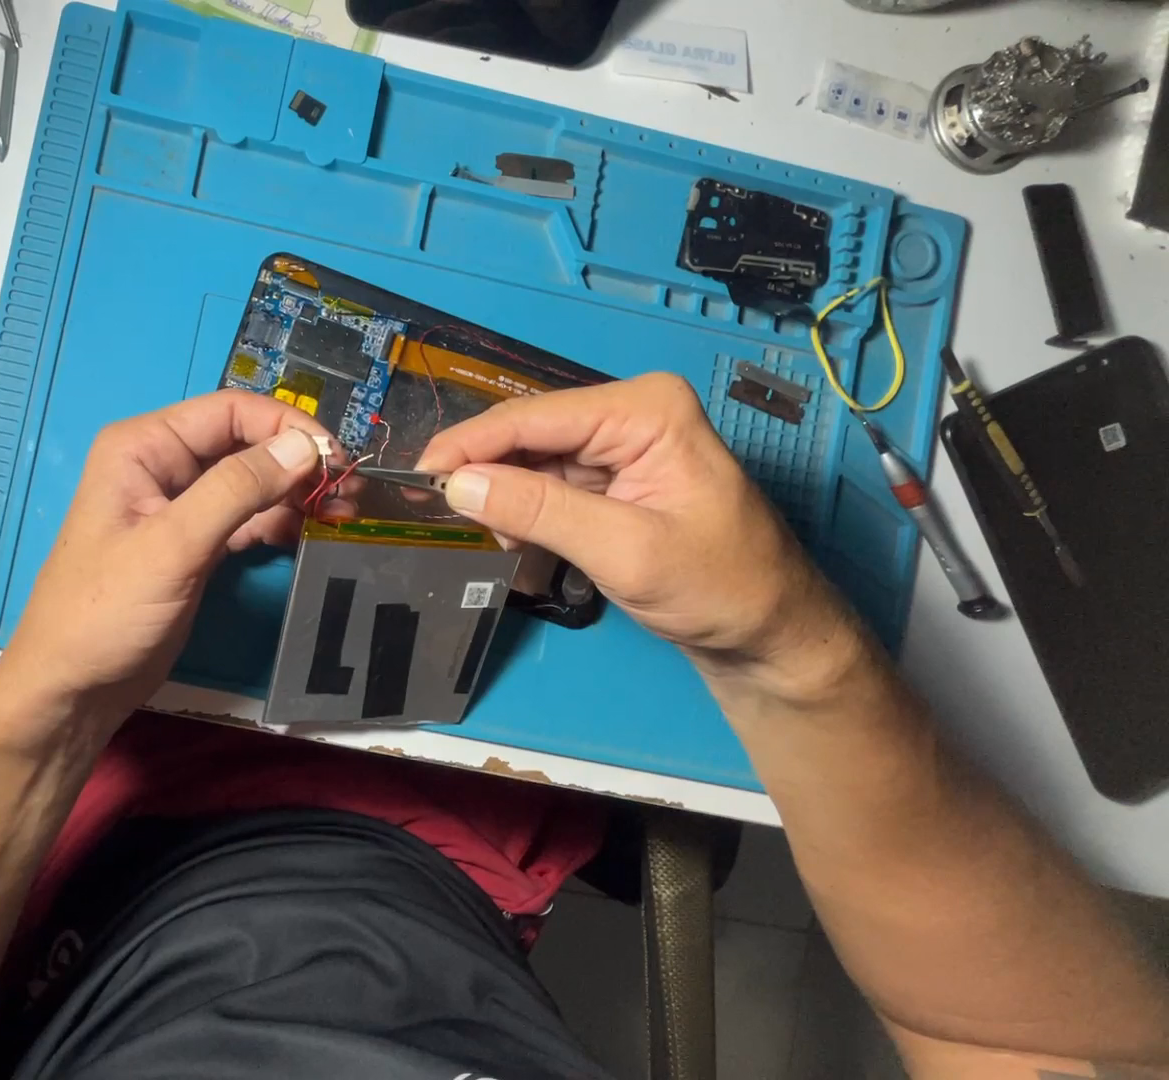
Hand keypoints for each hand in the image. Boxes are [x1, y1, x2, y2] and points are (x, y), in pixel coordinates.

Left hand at [0, 390, 326, 740]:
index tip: (337, 460)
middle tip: (347, 494)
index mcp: (144, 446)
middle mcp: (163, 466)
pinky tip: (305, 536)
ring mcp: (180, 507)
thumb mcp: (172, 545)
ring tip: (339, 516)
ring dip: (294, 495)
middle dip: (297, 463)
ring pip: (251, 483)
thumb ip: (237, 490)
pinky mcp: (194, 545)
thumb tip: (305, 447)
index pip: (230, 412)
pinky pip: (245, 519)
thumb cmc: (106, 611)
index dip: (287, 428)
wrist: (74, 686)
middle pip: (245, 444)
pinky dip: (277, 523)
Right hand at [416, 374, 859, 680]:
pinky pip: (544, 482)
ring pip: (528, 460)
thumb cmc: (717, 586)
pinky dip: (523, 510)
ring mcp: (618, 444)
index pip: (532, 418)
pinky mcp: (609, 476)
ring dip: (504, 498)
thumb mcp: (623, 549)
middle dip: (486, 474)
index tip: (417, 474)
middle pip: (526, 434)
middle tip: (450, 515)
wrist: (769, 633)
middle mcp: (627, 414)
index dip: (469, 444)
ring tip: (506, 540)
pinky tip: (524, 538)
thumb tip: (456, 484)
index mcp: (643, 410)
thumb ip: (539, 510)